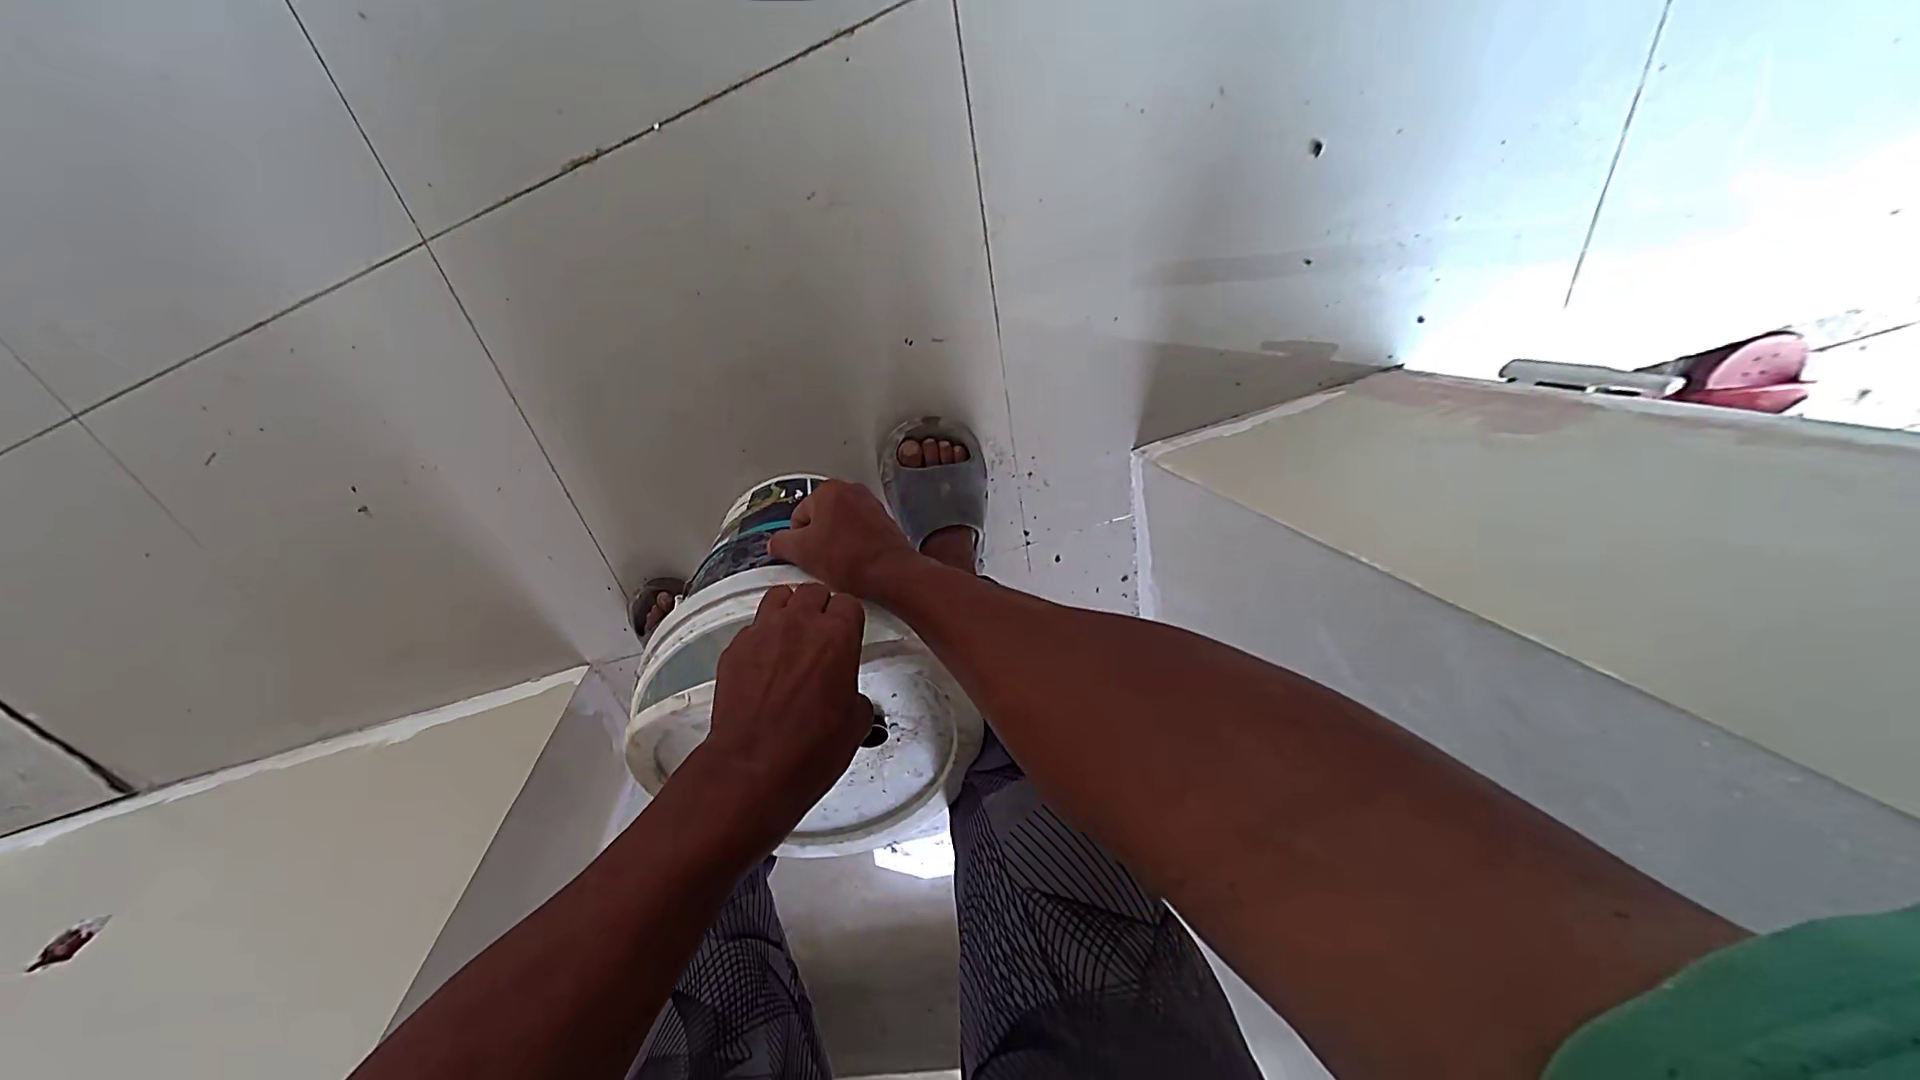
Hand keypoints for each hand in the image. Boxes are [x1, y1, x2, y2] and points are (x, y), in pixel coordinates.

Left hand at [693, 582, 871, 832]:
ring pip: (778, 598)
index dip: (849, 619)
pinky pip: (751, 628)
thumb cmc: (805, 748)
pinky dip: (761, 637)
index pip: (848, 603)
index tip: (849, 631)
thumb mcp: (855, 721)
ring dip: (789, 610)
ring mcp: (762, 634)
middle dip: (820, 607)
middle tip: (823, 630)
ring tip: (793, 632)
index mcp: (836, 636)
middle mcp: (798, 625)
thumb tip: (851, 699)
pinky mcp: (735, 650)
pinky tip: (766, 660)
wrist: (755, 768)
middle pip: (812, 591)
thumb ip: (856, 694)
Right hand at [768, 480, 917, 596]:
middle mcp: (851, 492)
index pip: (798, 517)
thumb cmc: (852, 560)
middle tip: (823, 561)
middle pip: (820, 519)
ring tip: (841, 563)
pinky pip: (859, 534)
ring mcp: (870, 505)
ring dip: (836, 544)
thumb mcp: (801, 553)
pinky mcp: (883, 522)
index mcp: (828, 491)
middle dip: (818, 540)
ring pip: (840, 527)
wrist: (891, 573)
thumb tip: (776, 543)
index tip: (805, 555)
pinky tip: (855, 562)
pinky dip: (855, 546)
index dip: (798, 542)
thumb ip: (780, 543)